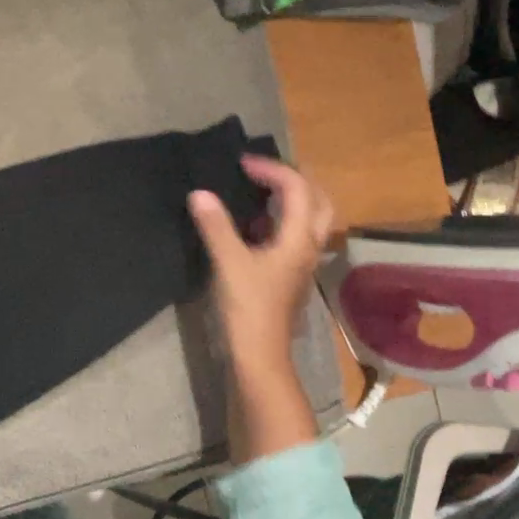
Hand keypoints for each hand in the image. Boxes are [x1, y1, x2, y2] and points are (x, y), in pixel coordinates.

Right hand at [188, 155, 333, 365]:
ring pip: (308, 222)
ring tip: (259, 198)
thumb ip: (216, 227)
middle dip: (295, 181)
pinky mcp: (290, 280)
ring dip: (290, 204)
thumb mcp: (229, 264)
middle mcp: (308, 247)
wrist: (259, 354)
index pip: (296, 188)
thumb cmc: (249, 308)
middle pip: (317, 201)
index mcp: (299, 238)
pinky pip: (293, 241)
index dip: (272, 170)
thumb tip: (200, 194)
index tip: (243, 165)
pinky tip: (253, 232)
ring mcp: (302, 265)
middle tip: (266, 175)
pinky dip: (279, 226)